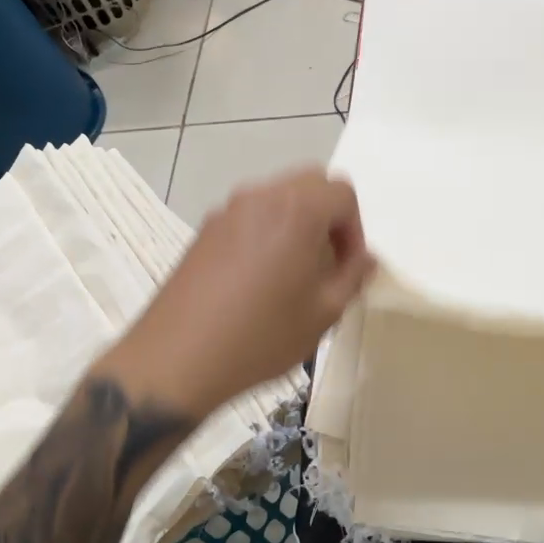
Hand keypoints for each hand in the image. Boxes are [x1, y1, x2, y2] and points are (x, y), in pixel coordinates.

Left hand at [98, 169, 375, 417]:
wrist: (178, 358)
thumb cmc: (261, 336)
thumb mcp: (323, 313)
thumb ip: (352, 277)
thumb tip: (365, 259)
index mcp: (296, 209)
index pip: (342, 193)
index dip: (356, 230)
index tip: (349, 268)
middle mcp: (261, 197)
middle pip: (310, 185)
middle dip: (329, 218)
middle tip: (327, 265)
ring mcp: (227, 211)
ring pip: (278, 199)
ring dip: (297, 225)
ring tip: (293, 276)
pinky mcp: (205, 231)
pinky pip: (250, 217)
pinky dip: (268, 234)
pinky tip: (259, 283)